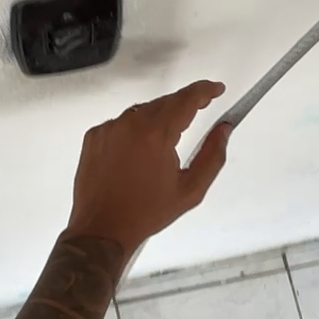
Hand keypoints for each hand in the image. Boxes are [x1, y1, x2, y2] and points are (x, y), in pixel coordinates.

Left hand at [65, 81, 233, 249]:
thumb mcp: (190, 189)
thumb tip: (224, 130)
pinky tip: (139, 154)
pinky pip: (121, 123)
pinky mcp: (94, 136)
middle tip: (200, 110)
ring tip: (166, 144)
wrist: (103, 229)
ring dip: (158, 118)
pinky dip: (134, 130)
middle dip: (184, 105)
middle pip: (165, 102)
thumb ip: (213, 155)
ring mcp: (109, 129)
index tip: (216, 89)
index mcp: (156, 135)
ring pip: (142, 111)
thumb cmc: (144, 213)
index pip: (186, 100)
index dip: (205, 90)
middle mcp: (130, 125)